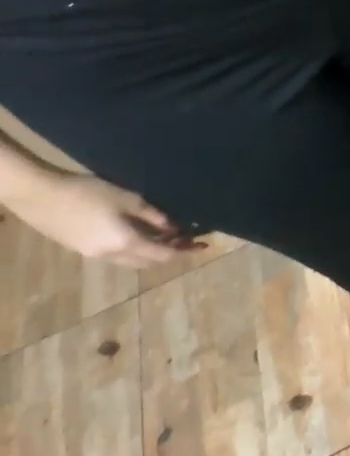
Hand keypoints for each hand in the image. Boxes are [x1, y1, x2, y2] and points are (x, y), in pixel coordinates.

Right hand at [7, 172, 202, 267]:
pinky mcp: (79, 248)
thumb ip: (154, 217)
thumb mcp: (130, 201)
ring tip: (170, 238)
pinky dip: (135, 250)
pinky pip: (115, 256)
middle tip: (189, 241)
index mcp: (124, 243)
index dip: (185, 253)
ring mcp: (91, 254)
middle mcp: (109, 255)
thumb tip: (174, 229)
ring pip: (131, 261)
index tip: (204, 247)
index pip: (163, 256)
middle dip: (171, 254)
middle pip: (147, 262)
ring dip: (152, 253)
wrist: (39, 194)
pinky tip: (144, 237)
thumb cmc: (89, 193)